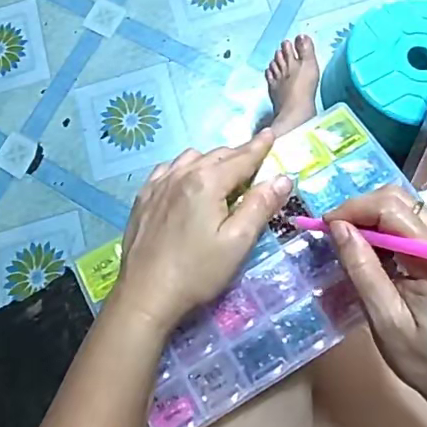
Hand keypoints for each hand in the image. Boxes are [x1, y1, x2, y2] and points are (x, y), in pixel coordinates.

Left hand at [113, 130, 293, 330]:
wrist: (145, 293)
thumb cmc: (197, 272)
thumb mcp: (237, 243)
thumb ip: (259, 206)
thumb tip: (281, 178)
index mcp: (206, 182)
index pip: (241, 158)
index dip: (259, 147)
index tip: (271, 134)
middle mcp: (180, 174)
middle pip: (217, 155)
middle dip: (238, 155)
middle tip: (255, 162)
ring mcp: (158, 183)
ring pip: (191, 158)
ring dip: (211, 160)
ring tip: (223, 174)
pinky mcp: (144, 196)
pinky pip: (168, 168)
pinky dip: (185, 167)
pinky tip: (187, 180)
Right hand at [329, 185, 426, 410]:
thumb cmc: (424, 358)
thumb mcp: (385, 319)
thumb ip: (362, 270)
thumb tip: (337, 226)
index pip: (392, 210)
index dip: (353, 210)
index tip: (324, 227)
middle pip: (398, 199)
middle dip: (359, 209)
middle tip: (333, 232)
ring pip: (401, 204)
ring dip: (369, 216)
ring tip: (349, 241)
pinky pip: (407, 219)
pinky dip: (381, 226)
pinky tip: (370, 248)